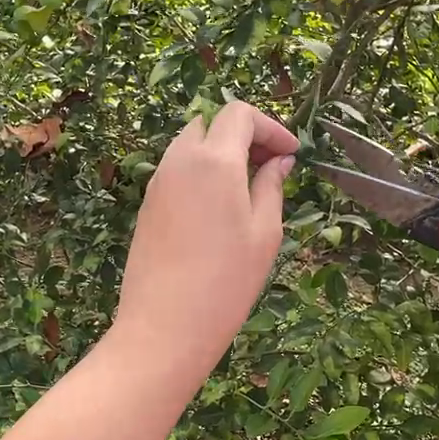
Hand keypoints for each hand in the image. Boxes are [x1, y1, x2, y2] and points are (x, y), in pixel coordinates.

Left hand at [113, 103, 297, 362]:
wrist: (164, 326)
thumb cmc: (226, 281)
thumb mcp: (264, 233)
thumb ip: (271, 186)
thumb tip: (278, 161)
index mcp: (214, 160)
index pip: (238, 114)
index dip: (270, 127)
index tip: (291, 153)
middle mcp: (180, 160)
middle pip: (210, 122)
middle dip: (243, 133)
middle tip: (270, 165)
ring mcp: (158, 181)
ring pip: (189, 143)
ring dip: (220, 151)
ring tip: (248, 185)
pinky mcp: (147, 204)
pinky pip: (176, 169)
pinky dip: (201, 170)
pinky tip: (219, 205)